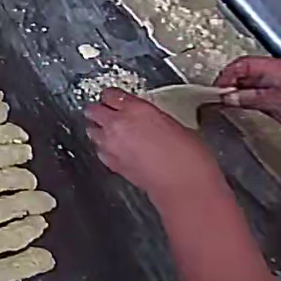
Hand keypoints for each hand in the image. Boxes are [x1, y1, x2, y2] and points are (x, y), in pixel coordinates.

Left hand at [84, 88, 227, 208]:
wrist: (183, 186)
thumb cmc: (189, 157)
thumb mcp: (174, 125)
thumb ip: (152, 117)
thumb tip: (147, 118)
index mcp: (137, 109)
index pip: (111, 94)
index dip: (112, 96)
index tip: (114, 98)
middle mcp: (118, 124)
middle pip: (93, 110)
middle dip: (98, 110)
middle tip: (106, 112)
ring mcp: (110, 143)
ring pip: (91, 129)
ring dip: (98, 128)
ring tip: (109, 131)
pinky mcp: (109, 161)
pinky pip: (98, 149)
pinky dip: (103, 148)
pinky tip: (115, 150)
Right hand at [214, 57, 280, 145]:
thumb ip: (251, 98)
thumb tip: (228, 96)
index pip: (245, 63)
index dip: (228, 75)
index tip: (218, 90)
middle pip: (247, 72)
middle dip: (231, 83)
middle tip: (218, 98)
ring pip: (252, 85)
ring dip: (238, 93)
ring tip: (227, 104)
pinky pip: (259, 96)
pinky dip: (248, 100)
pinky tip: (242, 108)